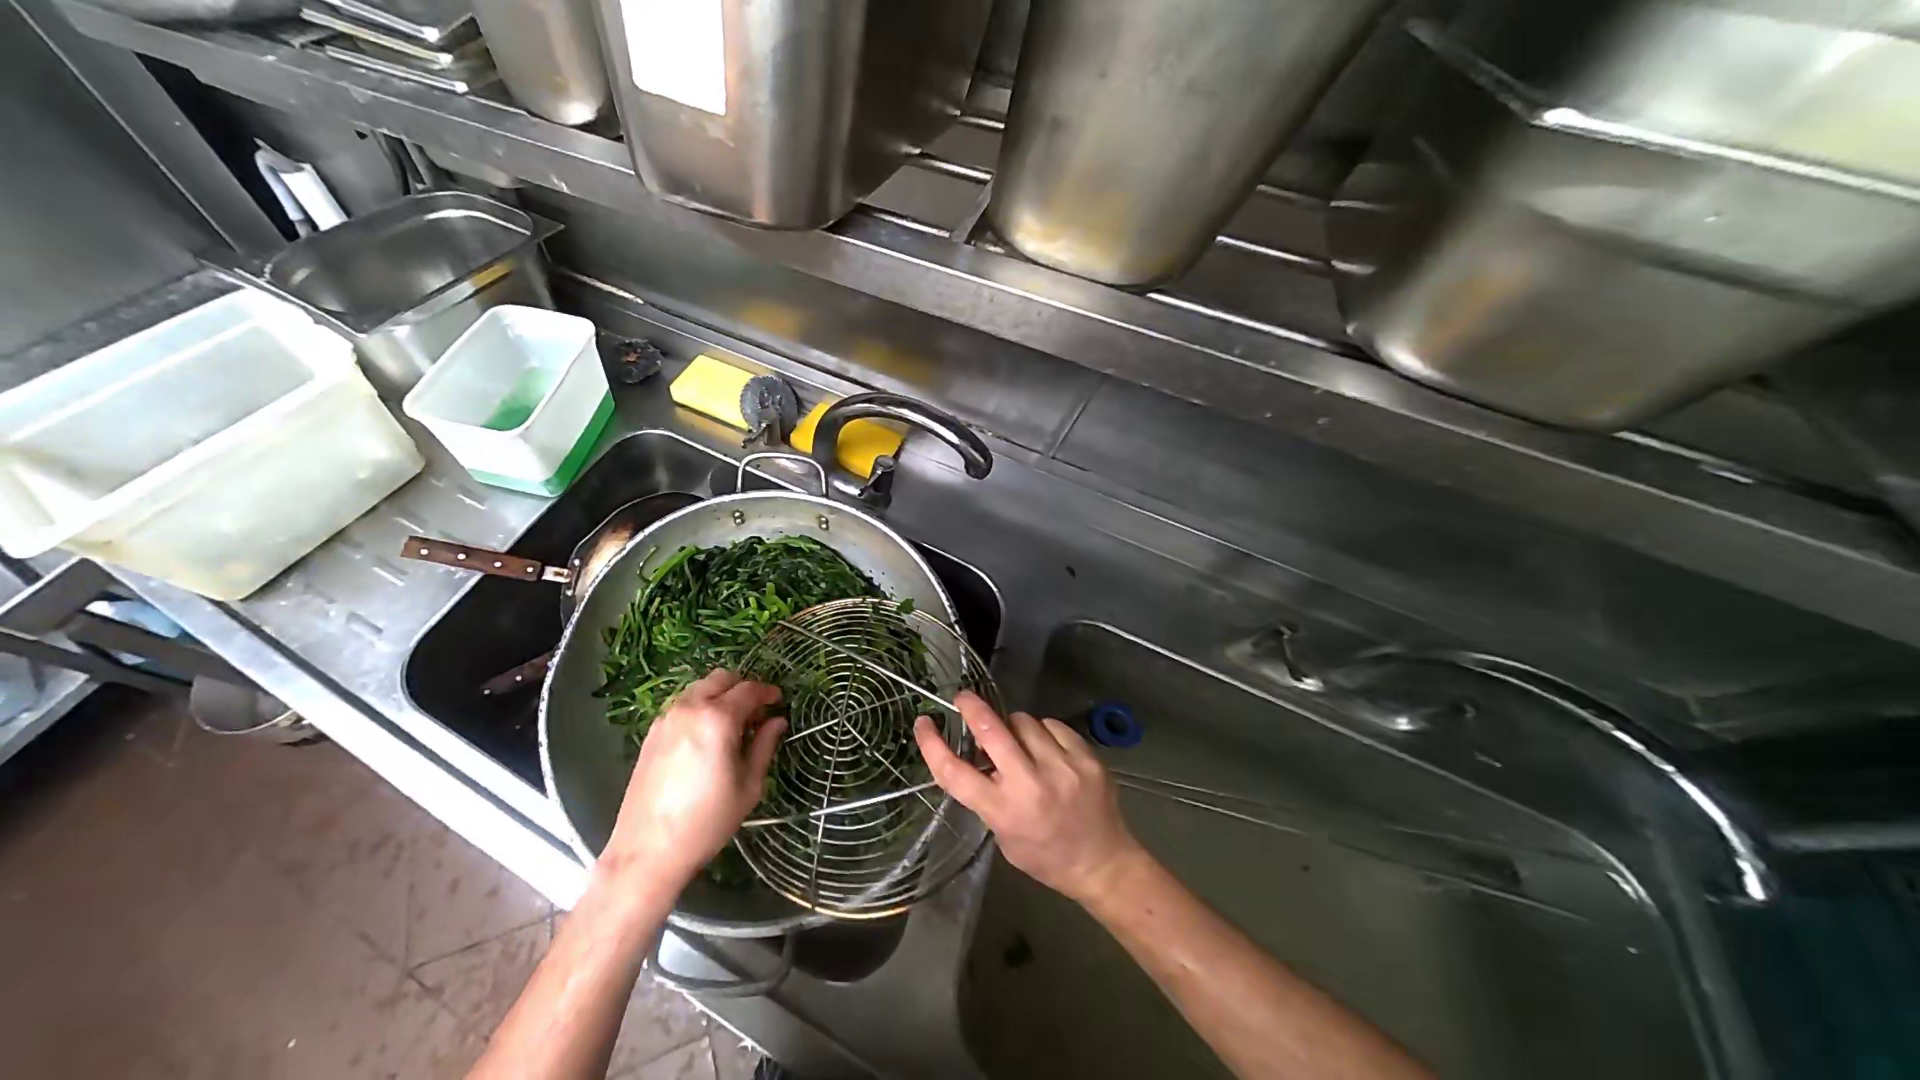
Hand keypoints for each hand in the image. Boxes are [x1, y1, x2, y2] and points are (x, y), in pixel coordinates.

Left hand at [599, 669, 785, 894]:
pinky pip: (682, 705)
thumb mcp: (748, 785)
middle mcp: (689, 708)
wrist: (648, 850)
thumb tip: (776, 722)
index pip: (749, 690)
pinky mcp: (651, 734)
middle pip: (721, 679)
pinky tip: (707, 736)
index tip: (779, 701)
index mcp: (717, 718)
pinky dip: (700, 707)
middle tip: (756, 712)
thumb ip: (764, 746)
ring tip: (732, 725)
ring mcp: (666, 719)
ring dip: (720, 696)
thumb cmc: (707, 820)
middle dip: (743, 688)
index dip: (768, 692)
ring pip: (699, 689)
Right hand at [914, 692, 1142, 904]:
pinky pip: (1052, 726)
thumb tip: (978, 755)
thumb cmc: (1044, 855)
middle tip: (963, 698)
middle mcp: (1030, 784)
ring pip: (1023, 722)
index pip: (954, 771)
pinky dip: (1042, 732)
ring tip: (1018, 743)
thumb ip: (987, 795)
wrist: (1102, 862)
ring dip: (1012, 728)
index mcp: (1003, 810)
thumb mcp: (1002, 834)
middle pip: (990, 729)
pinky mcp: (1085, 757)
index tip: (924, 723)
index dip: (932, 743)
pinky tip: (1046, 747)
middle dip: (971, 706)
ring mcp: (1062, 767)